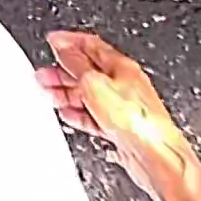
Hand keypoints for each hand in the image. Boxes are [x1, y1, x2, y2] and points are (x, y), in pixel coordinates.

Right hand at [36, 31, 197, 196]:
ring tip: (49, 94)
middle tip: (43, 73)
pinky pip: (93, 116)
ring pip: (87, 93)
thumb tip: (62, 46)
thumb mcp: (93, 81)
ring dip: (65, 92)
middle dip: (61, 70)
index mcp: (122, 68)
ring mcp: (123, 108)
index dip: (68, 40)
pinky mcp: (120, 128)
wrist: (156, 160)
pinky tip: (68, 115)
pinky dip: (77, 114)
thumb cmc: (136, 120)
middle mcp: (125, 85)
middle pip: (86, 70)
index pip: (91, 45)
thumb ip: (74, 62)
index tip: (51, 40)